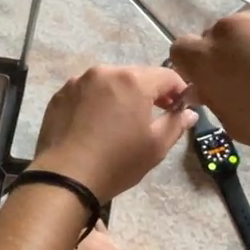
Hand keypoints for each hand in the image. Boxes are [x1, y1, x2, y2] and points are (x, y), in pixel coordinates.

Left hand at [28, 65, 196, 199]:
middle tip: (153, 114)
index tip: (180, 106)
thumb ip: (175, 124)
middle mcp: (104, 73)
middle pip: (135, 76)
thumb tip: (189, 112)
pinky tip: (94, 124)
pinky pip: (86, 92)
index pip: (166, 76)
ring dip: (119, 95)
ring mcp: (77, 82)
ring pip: (108, 83)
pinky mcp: (59, 95)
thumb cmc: (116, 162)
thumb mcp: (155, 147)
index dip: (178, 90)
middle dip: (148, 92)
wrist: (64, 177)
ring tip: (120, 121)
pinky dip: (95, 102)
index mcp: (132, 81)